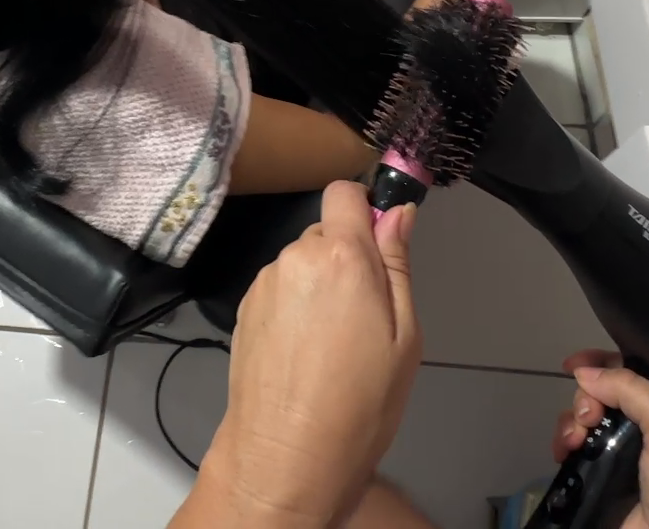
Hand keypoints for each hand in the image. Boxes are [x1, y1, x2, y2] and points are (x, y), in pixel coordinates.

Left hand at [176, 180, 420, 528]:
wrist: (284, 456)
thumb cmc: (360, 403)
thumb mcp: (403, 336)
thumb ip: (397, 264)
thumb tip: (398, 211)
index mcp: (341, 255)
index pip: (344, 192)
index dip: (363, 208)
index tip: (378, 243)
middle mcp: (296, 256)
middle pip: (326, 233)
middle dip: (346, 258)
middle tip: (363, 314)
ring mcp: (265, 281)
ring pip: (302, 262)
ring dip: (318, 283)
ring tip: (331, 342)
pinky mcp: (244, 306)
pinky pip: (280, 287)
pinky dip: (294, 304)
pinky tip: (303, 350)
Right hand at [552, 350, 648, 528]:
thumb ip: (632, 389)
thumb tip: (583, 373)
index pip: (630, 373)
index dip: (600, 363)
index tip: (573, 365)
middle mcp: (643, 429)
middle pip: (600, 392)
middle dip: (585, 398)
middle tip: (589, 419)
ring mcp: (618, 453)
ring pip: (582, 416)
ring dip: (570, 420)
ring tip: (574, 442)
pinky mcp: (598, 474)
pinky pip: (572, 444)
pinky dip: (562, 441)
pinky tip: (563, 452)